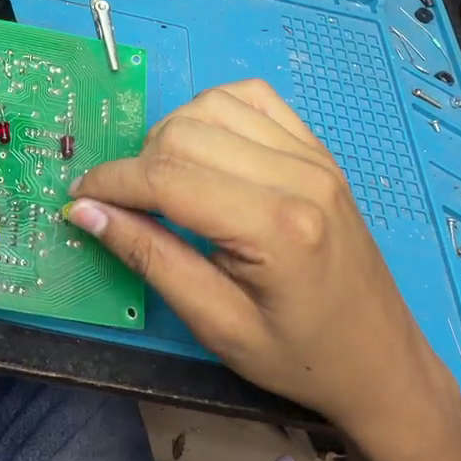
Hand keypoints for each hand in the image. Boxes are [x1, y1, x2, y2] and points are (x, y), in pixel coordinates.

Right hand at [64, 80, 460, 460]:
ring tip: (166, 179)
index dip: (111, 183)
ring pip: (210, 104)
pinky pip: (250, 96)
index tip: (79, 197)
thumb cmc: (298, 357)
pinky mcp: (317, 149)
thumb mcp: (215, 323)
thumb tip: (84, 210)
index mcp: (275, 228)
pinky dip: (212, 110)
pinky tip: (206, 147)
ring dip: (170, 135)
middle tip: (127, 204)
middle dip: (136, 164)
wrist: (382, 363)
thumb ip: (147, 257)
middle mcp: (297, 176)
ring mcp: (312, 155)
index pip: (166, 179)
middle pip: (182, 133)